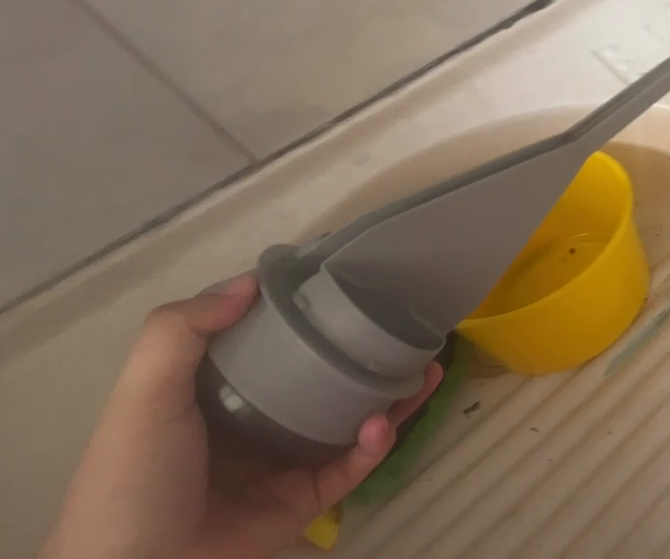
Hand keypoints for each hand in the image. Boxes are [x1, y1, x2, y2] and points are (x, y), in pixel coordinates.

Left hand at [41, 274, 441, 558]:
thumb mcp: (140, 402)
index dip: (312, 318)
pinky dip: (377, 443)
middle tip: (410, 330)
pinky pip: (354, 464)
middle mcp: (258, 427)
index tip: (352, 288)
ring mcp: (286, 465)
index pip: (274, 348)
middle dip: (372, 355)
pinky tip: (382, 424)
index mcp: (218, 400)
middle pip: (327, 380)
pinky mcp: (308, 500)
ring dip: (395, 395)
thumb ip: (179, 335)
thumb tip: (254, 279)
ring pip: (355, 419)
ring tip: (428, 369)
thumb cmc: (129, 485)